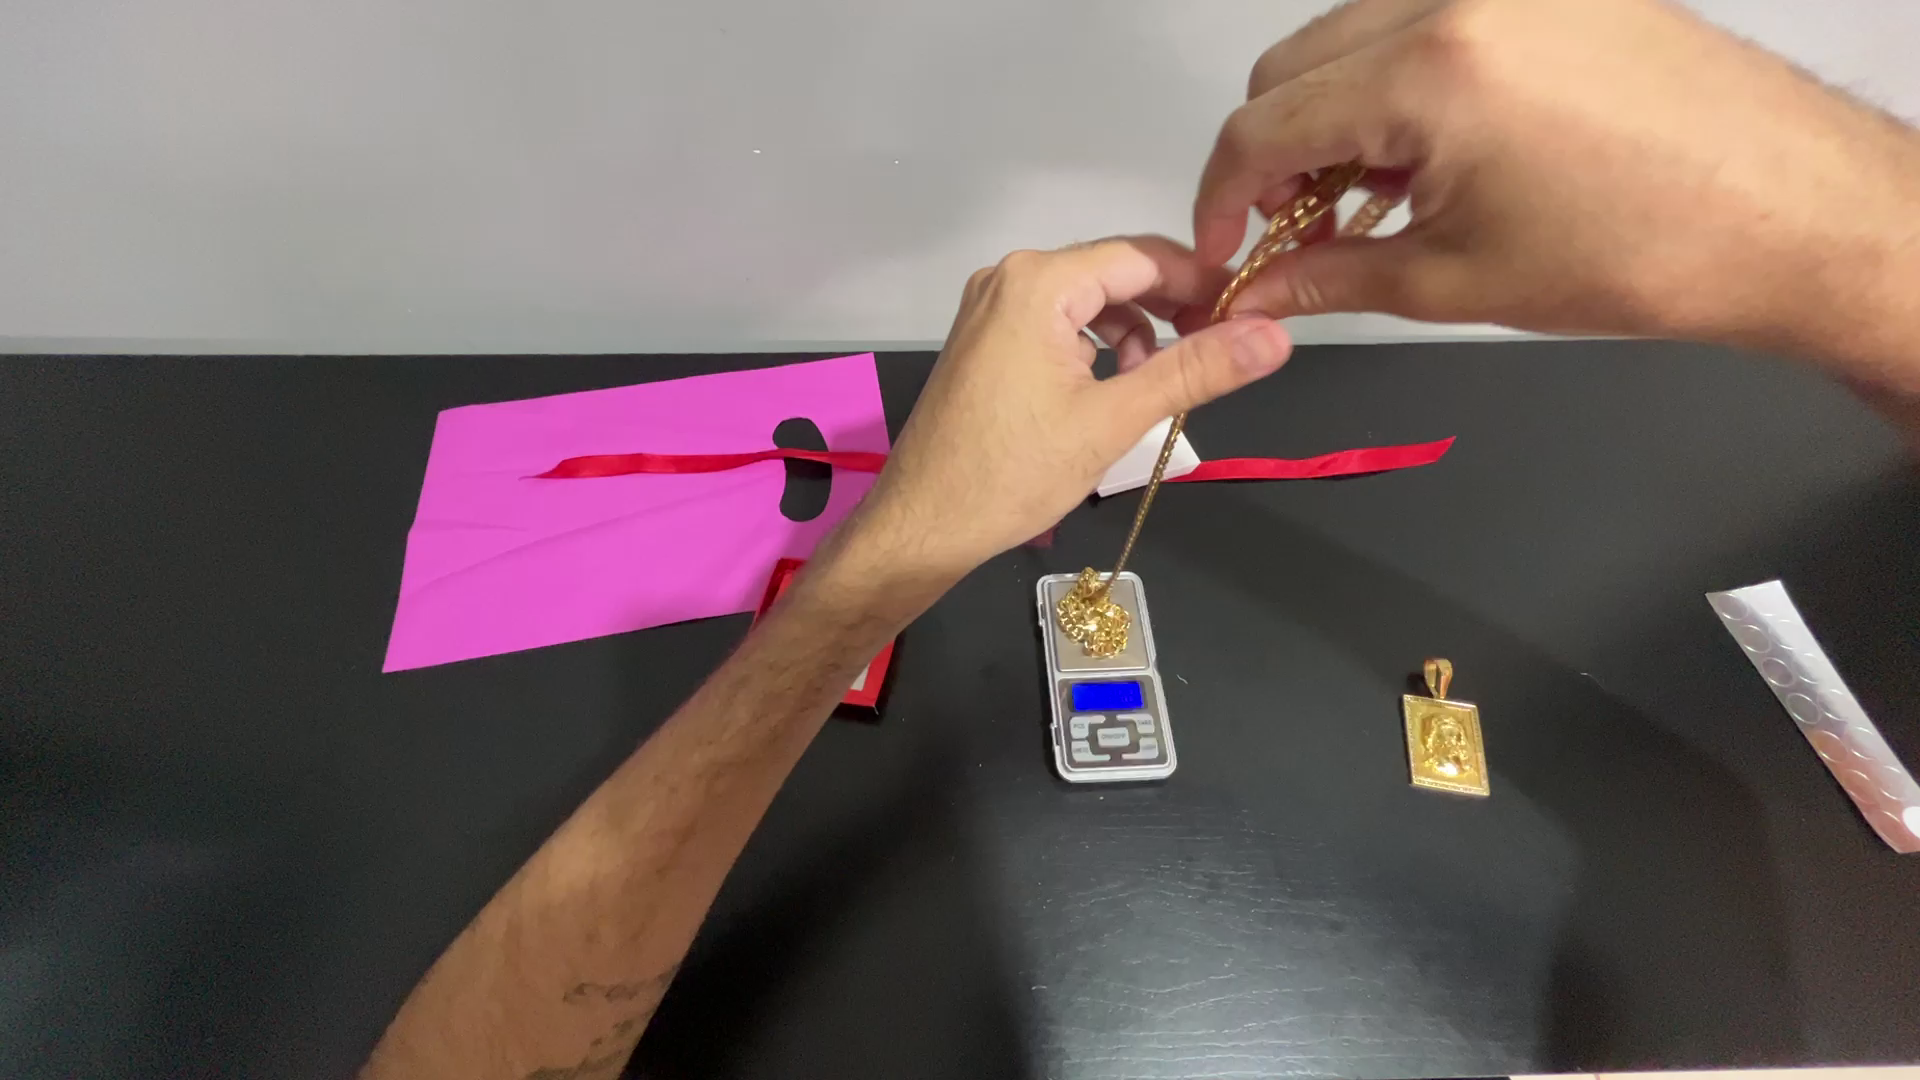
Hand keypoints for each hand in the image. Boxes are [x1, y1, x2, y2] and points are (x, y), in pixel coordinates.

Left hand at [838, 237, 1292, 582]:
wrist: (925, 524)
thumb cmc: (1014, 473)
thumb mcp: (1114, 420)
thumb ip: (1195, 370)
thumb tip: (1277, 335)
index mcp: (1038, 282)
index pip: (1143, 256)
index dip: (1202, 282)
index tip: (1249, 313)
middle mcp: (1007, 278)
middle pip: (1112, 275)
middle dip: (1166, 310)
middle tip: (1214, 351)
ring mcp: (986, 309)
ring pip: (1082, 303)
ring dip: (1128, 334)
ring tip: (1150, 385)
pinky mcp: (980, 341)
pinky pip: (1051, 326)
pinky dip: (1089, 348)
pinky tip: (1104, 389)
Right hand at [1196, 0, 1919, 378]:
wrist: (1793, 215)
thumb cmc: (1620, 258)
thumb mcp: (1437, 280)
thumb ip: (1315, 279)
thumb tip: (1242, 297)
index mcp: (1429, 70)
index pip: (1259, 125)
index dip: (1216, 199)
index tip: (1217, 253)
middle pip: (1287, 69)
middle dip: (1263, 158)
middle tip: (1280, 232)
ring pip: (1342, 43)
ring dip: (1317, 124)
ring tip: (1352, 202)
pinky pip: (1410, 26)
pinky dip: (1377, 96)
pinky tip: (1408, 160)